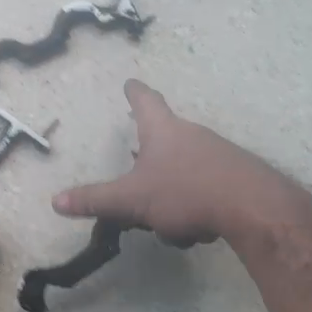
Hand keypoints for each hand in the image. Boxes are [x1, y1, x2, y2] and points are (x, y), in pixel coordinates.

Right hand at [53, 80, 311, 245]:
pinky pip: (208, 186)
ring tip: (172, 224)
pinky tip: (200, 228)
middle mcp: (193, 135)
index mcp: (164, 131)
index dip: (135, 93)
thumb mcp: (132, 200)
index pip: (146, 102)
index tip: (131, 83)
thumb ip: (95, 200)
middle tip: (139, 177)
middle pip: (166, 139)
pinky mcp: (239, 176)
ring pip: (186, 169)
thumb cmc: (186, 192)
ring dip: (173, 192)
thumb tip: (55, 202)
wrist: (255, 209)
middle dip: (150, 160)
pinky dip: (197, 205)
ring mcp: (220, 154)